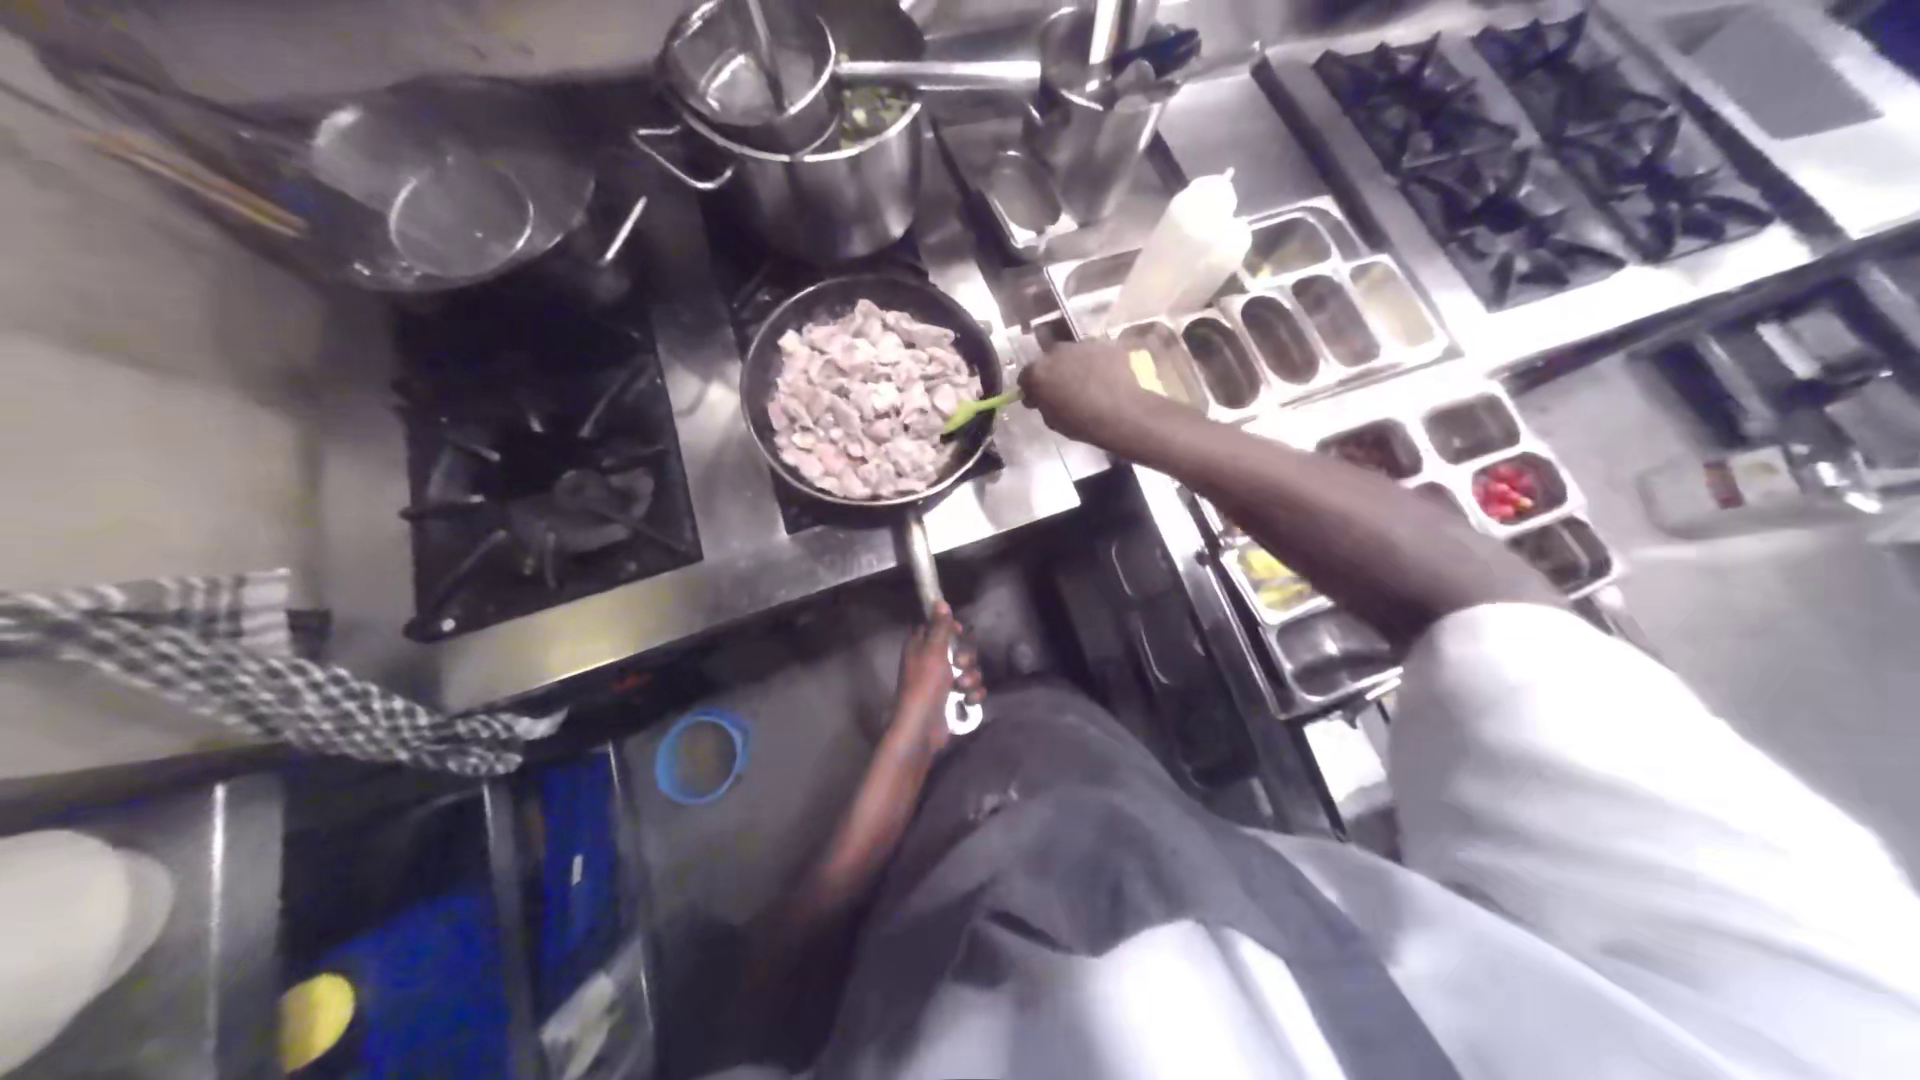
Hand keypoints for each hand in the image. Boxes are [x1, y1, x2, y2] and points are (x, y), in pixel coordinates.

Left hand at [891, 601, 983, 755]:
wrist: (921, 727)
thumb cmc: (925, 685)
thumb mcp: (933, 651)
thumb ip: (939, 627)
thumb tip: (940, 601)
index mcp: (920, 648)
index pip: (936, 628)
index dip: (949, 628)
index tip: (958, 631)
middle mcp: (930, 663)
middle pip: (958, 649)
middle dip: (966, 658)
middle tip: (960, 665)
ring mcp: (942, 683)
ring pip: (967, 671)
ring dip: (971, 678)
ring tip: (962, 689)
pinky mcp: (952, 701)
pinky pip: (971, 691)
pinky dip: (972, 695)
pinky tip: (968, 701)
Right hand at [1018, 339, 1166, 447]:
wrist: (1121, 414)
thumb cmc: (1081, 422)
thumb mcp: (1051, 420)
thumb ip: (1042, 403)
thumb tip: (1041, 397)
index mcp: (1038, 371)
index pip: (1025, 376)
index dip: (1030, 388)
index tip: (1037, 399)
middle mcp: (1056, 351)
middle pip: (1049, 359)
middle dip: (1053, 372)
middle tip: (1063, 389)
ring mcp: (1082, 345)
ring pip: (1072, 354)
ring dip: (1074, 365)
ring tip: (1087, 383)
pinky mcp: (1105, 345)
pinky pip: (1094, 354)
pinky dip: (1095, 364)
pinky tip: (1104, 379)